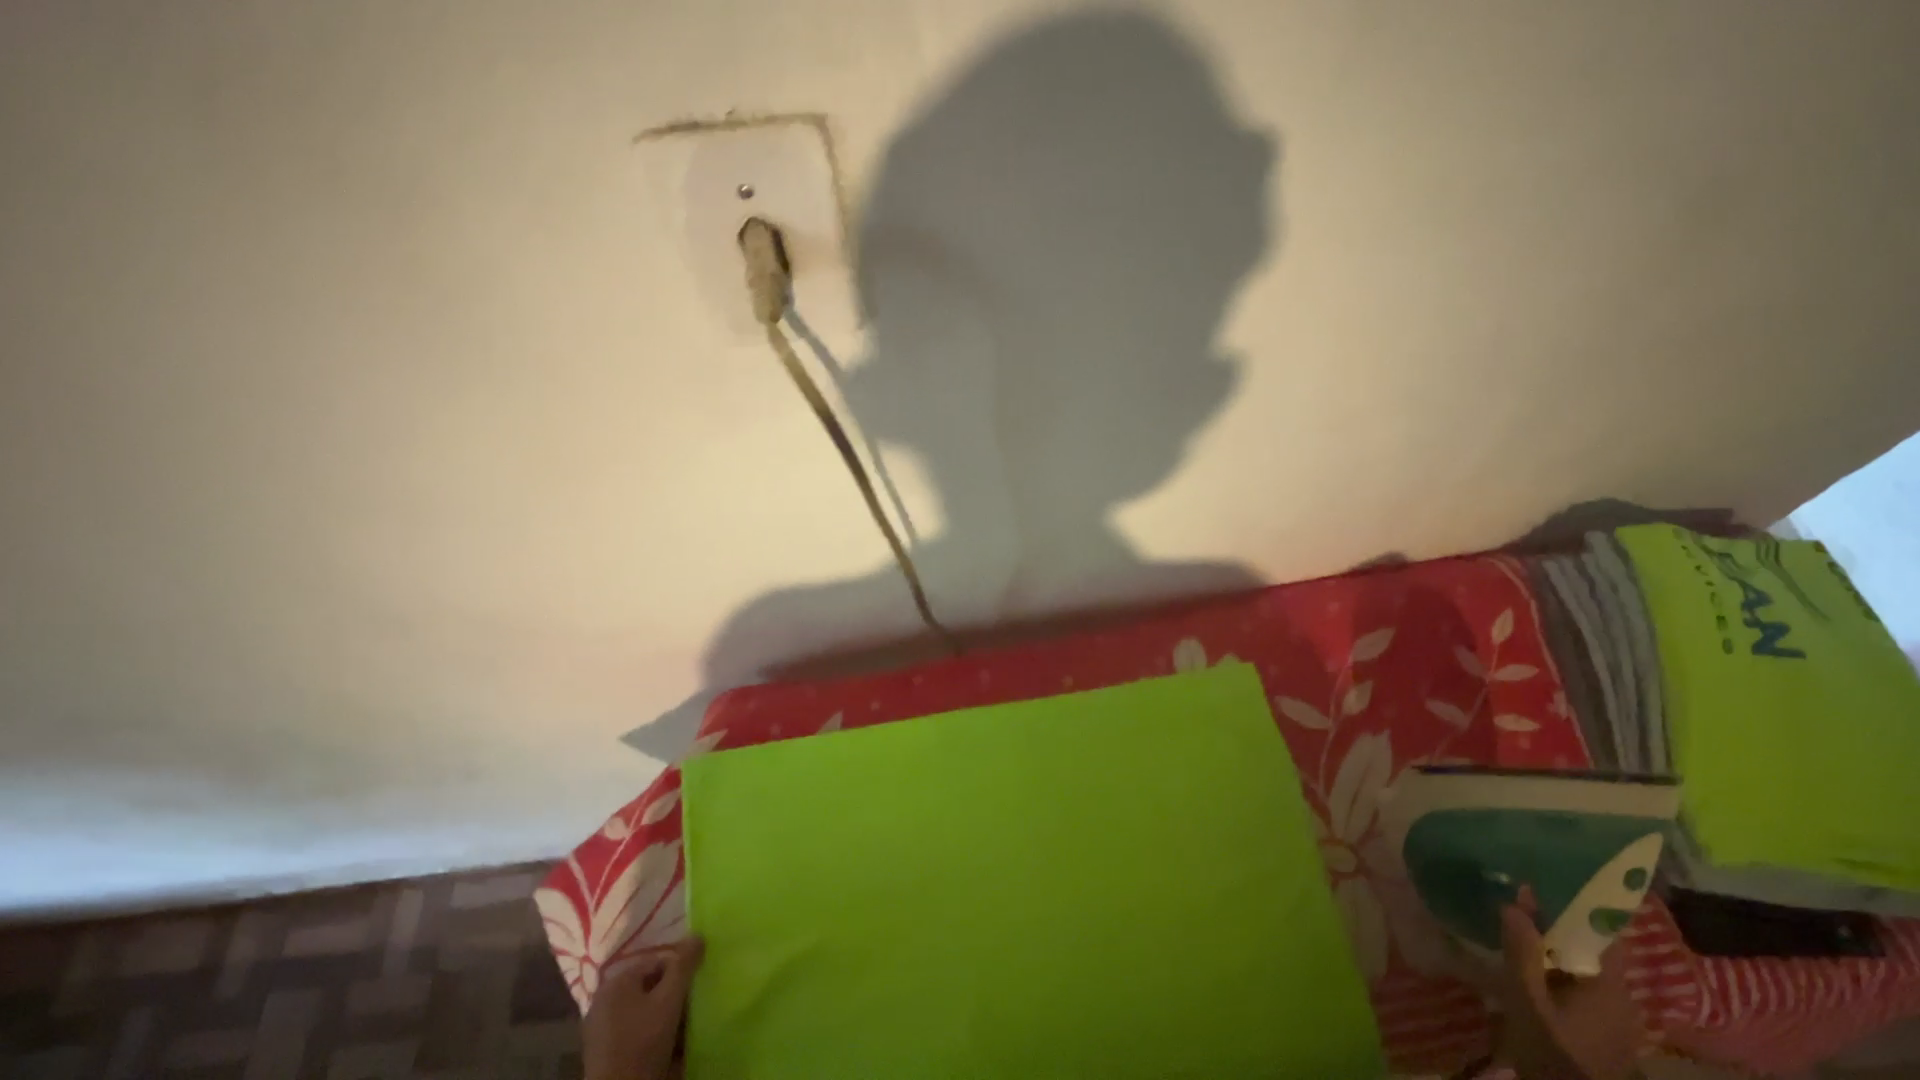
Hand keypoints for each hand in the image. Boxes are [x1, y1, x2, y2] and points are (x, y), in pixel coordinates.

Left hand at [583, 938, 703, 1079]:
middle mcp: (604, 997)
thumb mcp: (669, 1000)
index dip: (680, 971)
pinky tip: (663, 1044)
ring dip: (662, 1014)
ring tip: (680, 1028)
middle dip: (672, 994)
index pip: (657, 961)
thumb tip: (697, 934)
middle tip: (690, 1008)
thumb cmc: (643, 1041)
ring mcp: (601, 1025)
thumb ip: (684, 966)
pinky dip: (649, 1031)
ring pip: (642, 1008)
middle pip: (649, 985)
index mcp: (616, 981)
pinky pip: (633, 1028)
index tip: (695, 988)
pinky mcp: (603, 1048)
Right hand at [1495, 891, 1643, 1079]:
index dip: (1575, 908)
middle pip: (1594, 951)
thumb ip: (1522, 953)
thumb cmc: (1552, 1051)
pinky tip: (1541, 982)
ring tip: (1526, 944)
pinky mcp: (1613, 1035)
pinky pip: (1590, 992)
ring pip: (1591, 973)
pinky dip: (1567, 980)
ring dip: (1562, 957)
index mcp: (1611, 983)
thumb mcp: (1527, 1002)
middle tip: (1524, 913)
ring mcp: (1623, 1019)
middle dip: (1561, 931)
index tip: (1547, 887)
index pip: (1602, 931)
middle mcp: (1626, 996)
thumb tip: (1514, 902)